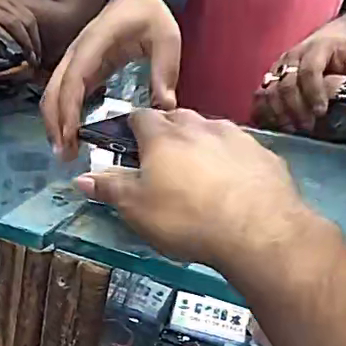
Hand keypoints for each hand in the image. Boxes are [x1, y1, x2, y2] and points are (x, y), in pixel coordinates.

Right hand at [43, 0, 180, 160]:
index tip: (71, 135)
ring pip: (52, 94)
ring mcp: (74, 61)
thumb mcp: (166, 39)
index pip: (75, 77)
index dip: (69, 108)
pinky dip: (61, 116)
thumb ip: (166, 71)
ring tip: (65, 152)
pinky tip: (69, 137)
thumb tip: (164, 106)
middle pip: (54, 90)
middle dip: (55, 124)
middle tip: (66, 155)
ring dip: (54, 123)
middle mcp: (77, 52)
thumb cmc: (151, 15)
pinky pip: (62, 94)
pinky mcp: (78, 70)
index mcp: (96, 42)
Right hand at [74, 109, 312, 272]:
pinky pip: (239, 150)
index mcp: (162, 135)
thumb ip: (109, 188)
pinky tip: (232, 181)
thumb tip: (81, 177)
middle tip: (161, 157)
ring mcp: (235, 137)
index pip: (139, 116)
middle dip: (166, 131)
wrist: (257, 229)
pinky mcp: (264, 155)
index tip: (127, 140)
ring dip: (199, 142)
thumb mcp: (136, 208)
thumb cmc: (184, 217)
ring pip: (210, 130)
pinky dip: (230, 159)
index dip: (130, 126)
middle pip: (176, 117)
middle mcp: (199, 126)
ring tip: (197, 169)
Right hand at [252, 17, 345, 133]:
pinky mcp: (267, 78)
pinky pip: (259, 96)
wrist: (325, 38)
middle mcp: (291, 57)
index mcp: (315, 48)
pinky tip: (273, 125)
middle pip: (286, 85)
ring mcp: (276, 67)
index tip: (321, 112)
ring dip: (279, 113)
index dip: (313, 93)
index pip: (309, 71)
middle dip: (296, 108)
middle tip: (307, 128)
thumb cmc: (343, 50)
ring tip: (291, 130)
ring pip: (269, 91)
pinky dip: (263, 111)